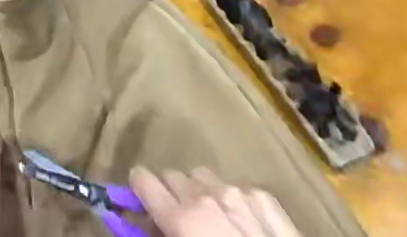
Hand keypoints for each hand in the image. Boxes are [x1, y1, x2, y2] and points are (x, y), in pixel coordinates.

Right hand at [130, 167, 301, 236]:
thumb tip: (142, 231)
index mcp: (183, 219)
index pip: (143, 180)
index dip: (139, 192)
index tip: (141, 206)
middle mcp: (207, 196)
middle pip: (173, 175)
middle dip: (170, 196)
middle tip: (178, 227)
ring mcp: (240, 194)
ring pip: (204, 177)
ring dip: (200, 195)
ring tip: (212, 225)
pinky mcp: (267, 200)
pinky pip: (237, 188)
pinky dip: (233, 202)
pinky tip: (244, 228)